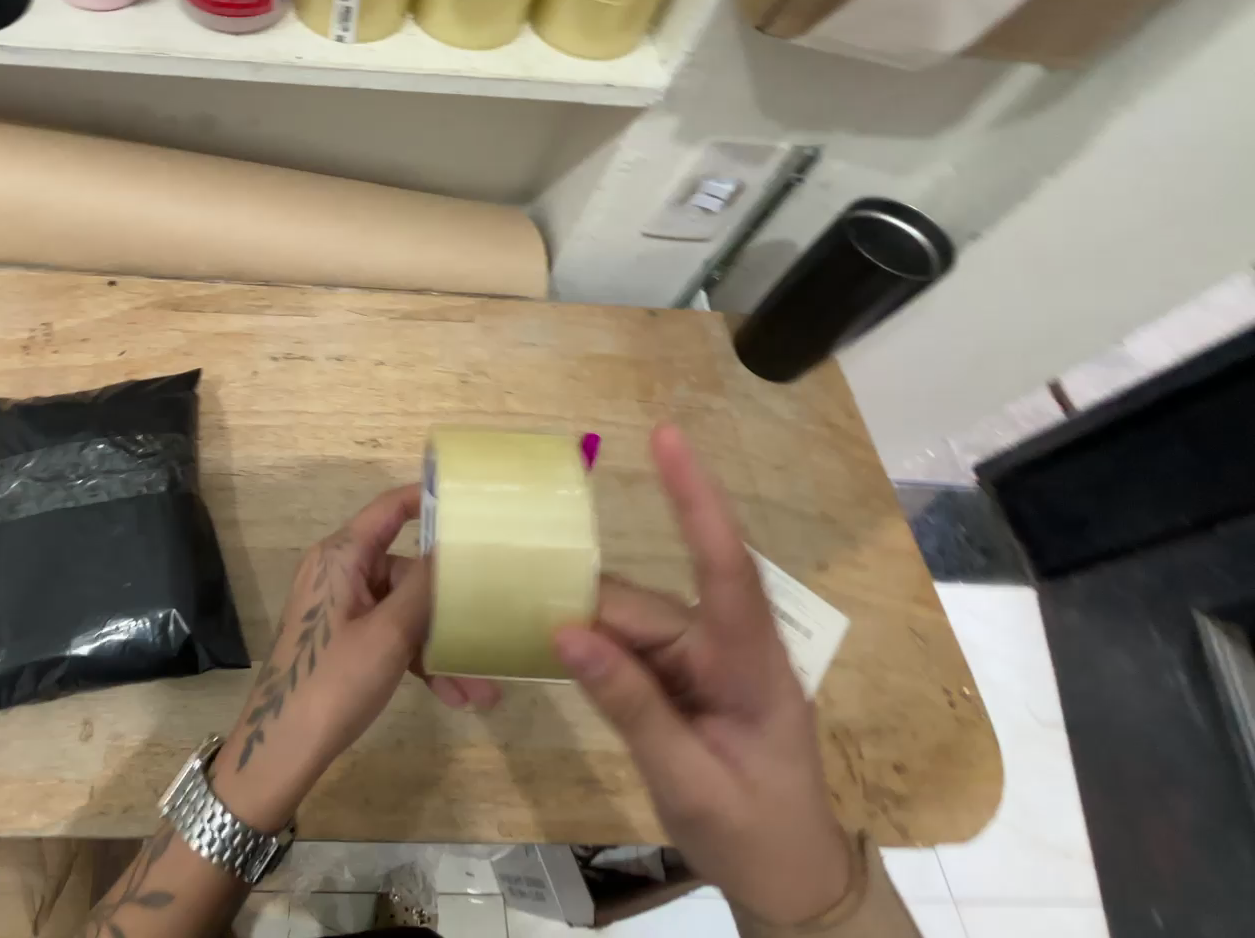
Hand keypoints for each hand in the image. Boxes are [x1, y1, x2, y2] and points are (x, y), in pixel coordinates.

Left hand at [211, 485, 500, 829]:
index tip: (474, 505)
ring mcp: (341, 607)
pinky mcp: (344, 638)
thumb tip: (453, 545)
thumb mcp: (389, 634)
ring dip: (441, 647)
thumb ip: (424, 586)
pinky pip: (390, 635)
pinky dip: (418, 661)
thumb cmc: (334, 681)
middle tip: (494, 630)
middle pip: (406, 570)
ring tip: (481, 690)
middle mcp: (340, 572)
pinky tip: (454, 697)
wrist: (282, 749)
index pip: (389, 509)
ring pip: (404, 611)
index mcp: (341, 556)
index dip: (428, 500)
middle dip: (449, 608)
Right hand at [552, 424, 851, 925]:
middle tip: (529, 626)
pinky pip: (626, 645)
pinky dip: (592, 647)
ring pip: (627, 622)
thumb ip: (630, 705)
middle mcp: (726, 646)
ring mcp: (703, 660)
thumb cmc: (754, 835)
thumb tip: (565, 631)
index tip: (666, 439)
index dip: (696, 500)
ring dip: (586, 632)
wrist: (790, 880)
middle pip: (645, 605)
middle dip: (588, 611)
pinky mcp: (682, 675)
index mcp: (751, 665)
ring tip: (536, 640)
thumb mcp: (688, 780)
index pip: (725, 569)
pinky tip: (560, 651)